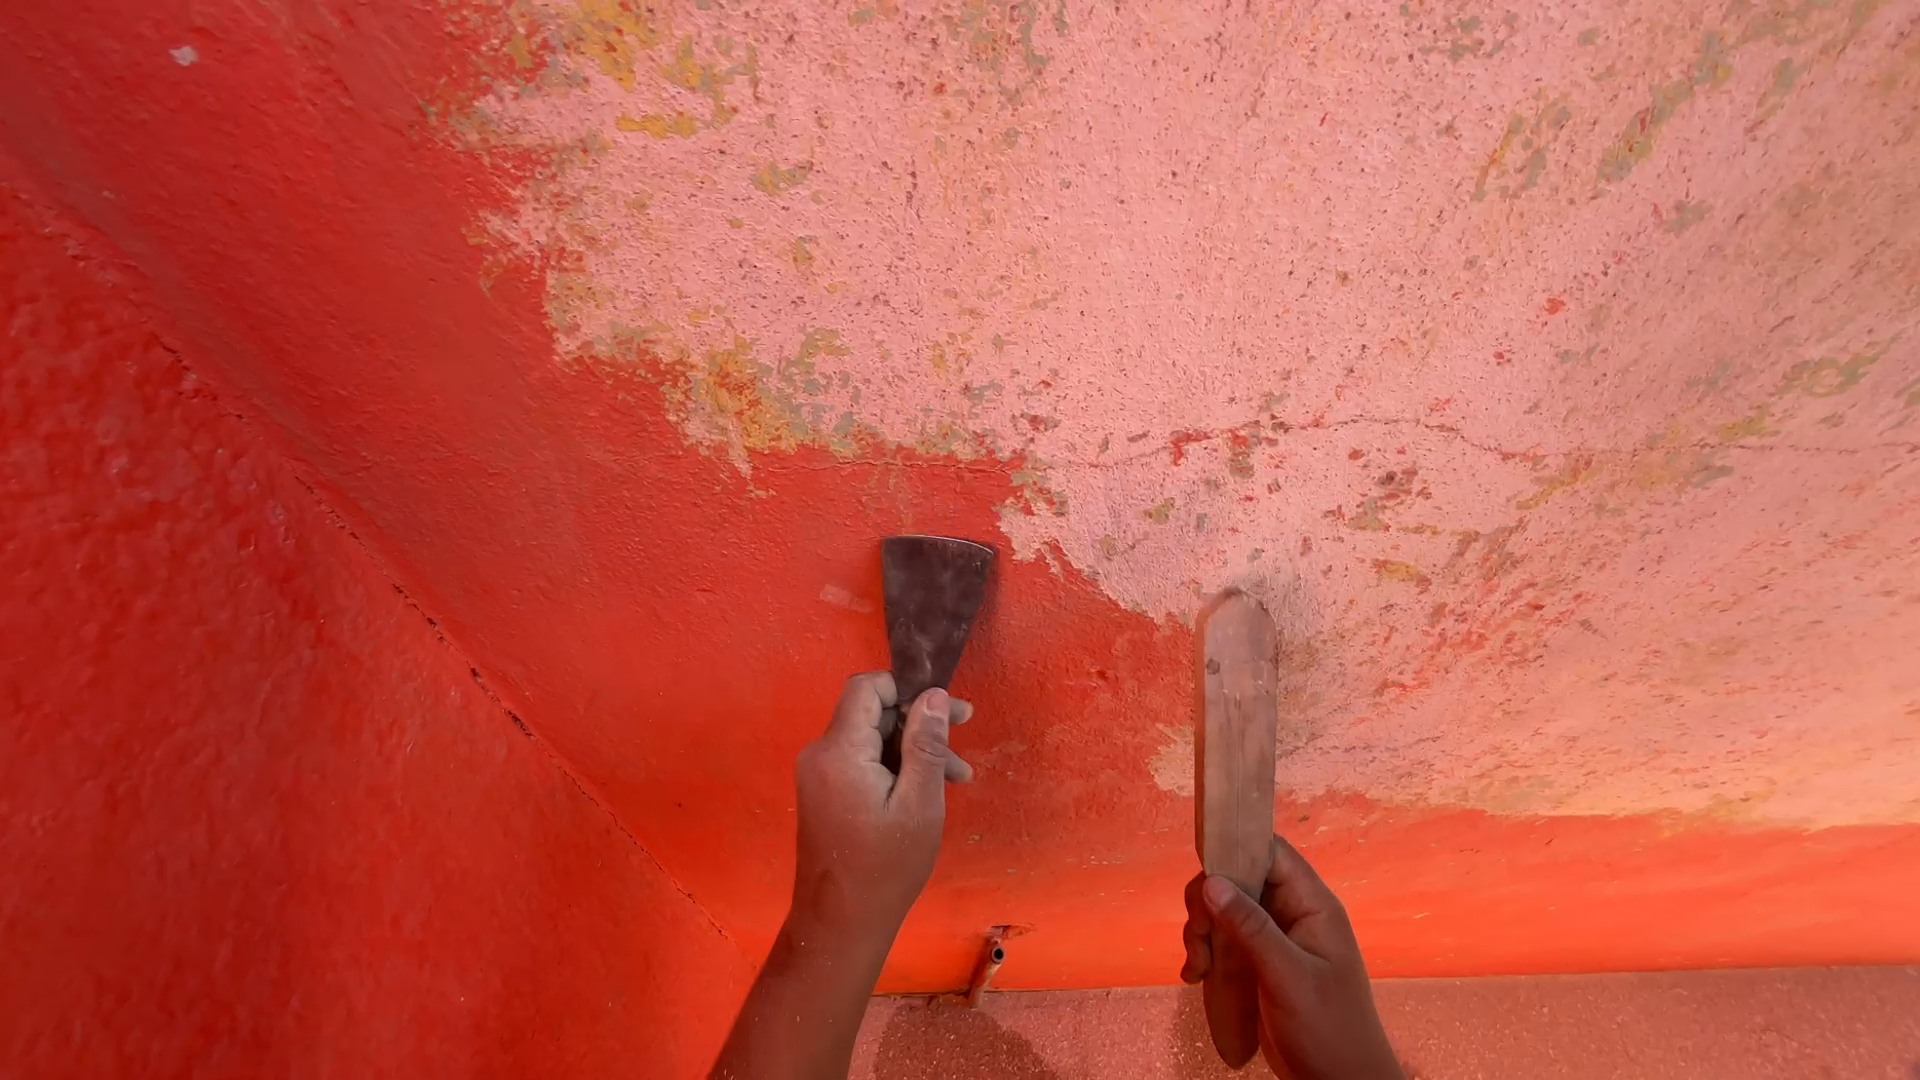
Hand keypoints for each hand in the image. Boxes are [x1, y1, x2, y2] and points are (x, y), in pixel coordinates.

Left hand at [789, 672, 973, 943]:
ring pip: (872, 737)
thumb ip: (926, 744)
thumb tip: (935, 694)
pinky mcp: (826, 790)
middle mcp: (821, 753)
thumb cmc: (886, 867)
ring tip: (959, 775)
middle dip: (920, 720)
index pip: (866, 687)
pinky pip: (864, 759)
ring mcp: (821, 773)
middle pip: (872, 711)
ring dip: (914, 747)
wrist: (840, 926)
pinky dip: (896, 766)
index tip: (944, 707)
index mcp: (839, 750)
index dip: (906, 688)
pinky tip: (930, 787)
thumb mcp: (919, 804)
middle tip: (966, 730)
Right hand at [1180, 835, 1403, 1079]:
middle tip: (1198, 936)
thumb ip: (1252, 928)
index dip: (1237, 849)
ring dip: (1202, 931)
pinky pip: (1221, 936)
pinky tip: (1195, 975)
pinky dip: (1203, 951)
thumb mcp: (1291, 978)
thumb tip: (1211, 881)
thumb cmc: (1329, 1031)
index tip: (1205, 872)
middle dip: (1209, 902)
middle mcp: (1290, 911)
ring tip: (1198, 966)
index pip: (1270, 852)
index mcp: (1311, 904)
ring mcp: (1272, 935)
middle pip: (1238, 877)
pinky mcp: (1256, 958)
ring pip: (1223, 906)